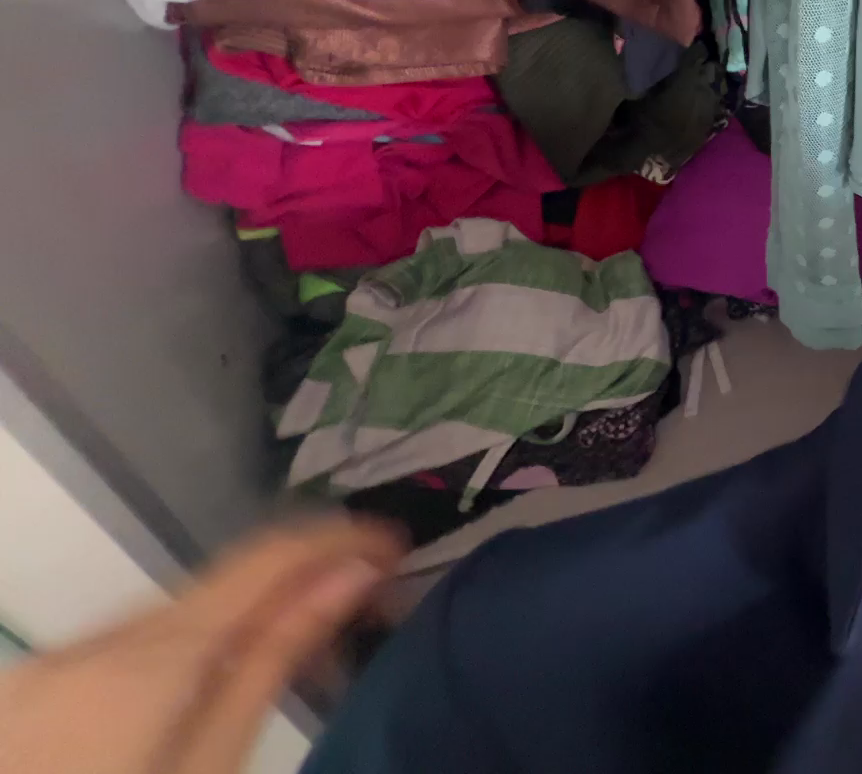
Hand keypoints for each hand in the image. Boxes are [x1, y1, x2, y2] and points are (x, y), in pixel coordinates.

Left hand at [0, 517, 403, 773]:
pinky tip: (220, 671)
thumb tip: (354, 571)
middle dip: (302, 576)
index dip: (343, 537)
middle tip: (369, 597)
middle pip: (223, 579)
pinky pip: (133, 641)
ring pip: (180, 607)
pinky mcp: (22, 696)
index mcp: (141, 659)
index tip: (398, 546)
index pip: (270, 556)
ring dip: (252, 606)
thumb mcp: (213, 763)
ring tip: (305, 635)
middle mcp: (87, 644)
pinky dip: (195, 639)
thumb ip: (278, 656)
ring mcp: (40, 670)